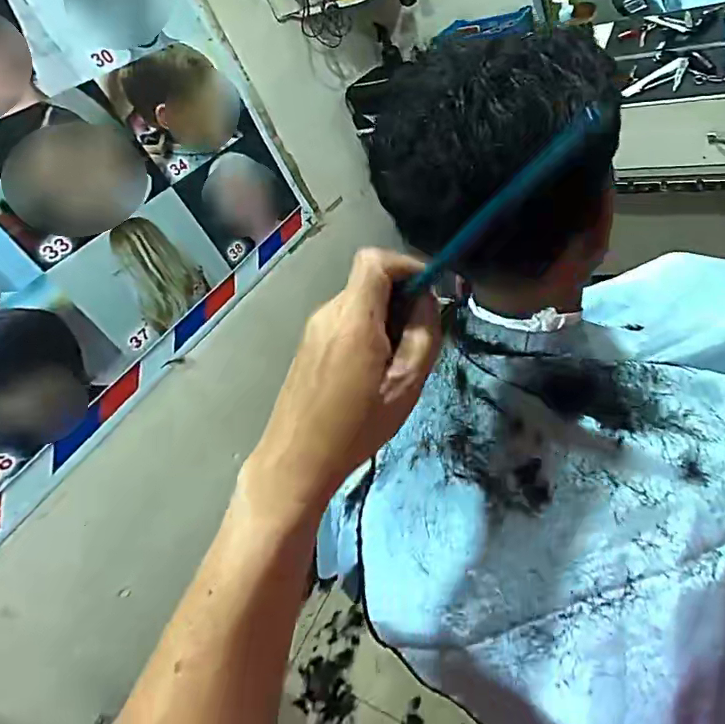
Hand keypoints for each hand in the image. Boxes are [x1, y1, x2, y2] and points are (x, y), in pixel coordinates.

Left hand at [243, 249, 443, 512]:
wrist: (295, 463)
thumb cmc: (357, 426)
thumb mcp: (406, 384)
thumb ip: (424, 333)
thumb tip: (428, 300)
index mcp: (354, 318)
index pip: (375, 260)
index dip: (407, 265)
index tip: (429, 290)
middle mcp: (330, 313)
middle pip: (371, 280)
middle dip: (402, 296)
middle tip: (420, 335)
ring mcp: (315, 327)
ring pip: (361, 300)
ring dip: (387, 315)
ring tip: (398, 359)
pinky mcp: (309, 343)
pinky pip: (348, 318)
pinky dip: (370, 327)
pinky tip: (374, 368)